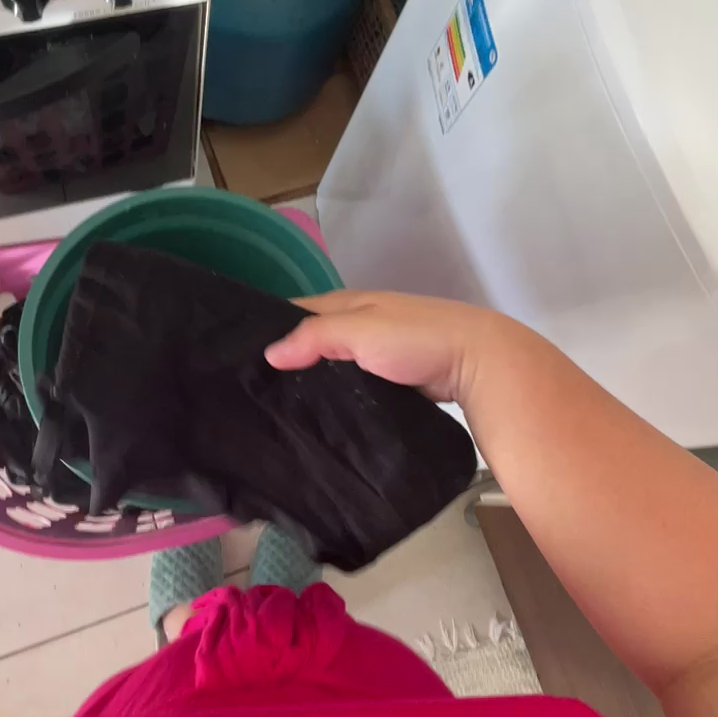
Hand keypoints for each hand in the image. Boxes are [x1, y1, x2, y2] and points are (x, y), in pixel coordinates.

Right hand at [263, 290, 531, 403]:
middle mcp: (359, 323)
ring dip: (310, 379)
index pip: (297, 310)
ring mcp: (376, 352)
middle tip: (251, 389)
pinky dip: (335, 394)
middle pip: (313, 339)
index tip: (238, 354)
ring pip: (332, 364)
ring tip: (276, 406)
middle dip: (286, 356)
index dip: (270, 328)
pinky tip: (318, 413)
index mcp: (349, 303)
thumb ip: (316, 337)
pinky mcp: (390, 379)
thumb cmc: (417, 338)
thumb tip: (270, 352)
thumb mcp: (361, 329)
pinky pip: (351, 384)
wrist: (479, 362)